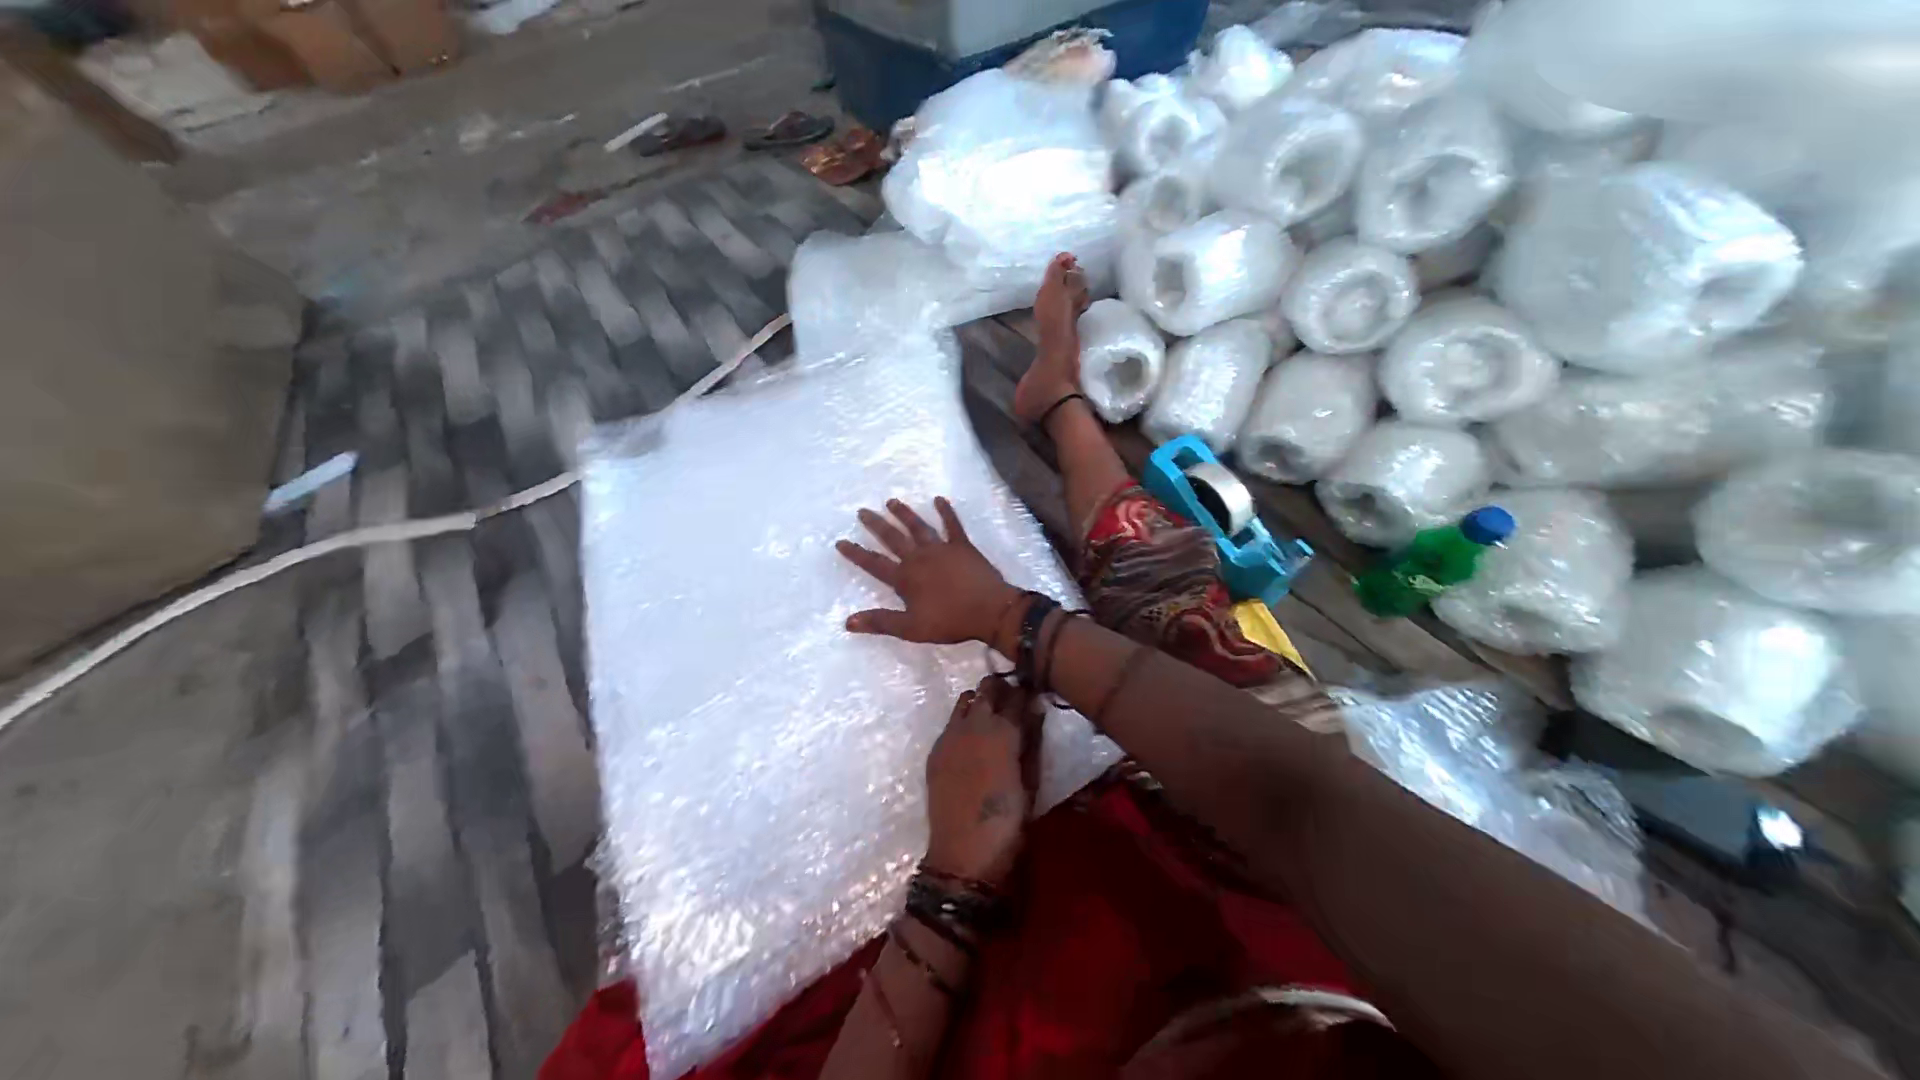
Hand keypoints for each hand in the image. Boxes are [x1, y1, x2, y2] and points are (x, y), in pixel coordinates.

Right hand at [837, 498, 1020, 644]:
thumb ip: (880, 622)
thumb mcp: (911, 628)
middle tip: (863, 511)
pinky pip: (952, 524)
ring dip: (904, 514)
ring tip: (892, 501)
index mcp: (905, 578)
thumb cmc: (950, 621)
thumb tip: (848, 622)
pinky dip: (945, 511)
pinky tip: (939, 499)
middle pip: (893, 538)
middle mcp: (919, 558)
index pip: (874, 564)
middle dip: (876, 525)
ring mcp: (942, 548)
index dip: (856, 553)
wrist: (989, 610)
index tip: (840, 541)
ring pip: (918, 527)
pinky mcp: (962, 546)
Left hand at [924, 676, 1038, 884]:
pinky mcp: (936, 750)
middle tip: (1011, 697)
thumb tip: (1035, 710)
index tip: (1032, 690)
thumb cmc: (1007, 821)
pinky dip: (963, 720)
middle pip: (987, 689)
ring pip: (965, 700)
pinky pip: (951, 722)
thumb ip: (1032, 742)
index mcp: (1004, 732)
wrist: (964, 851)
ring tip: (990, 713)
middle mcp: (974, 725)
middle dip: (1000, 689)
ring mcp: (950, 735)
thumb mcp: (1031, 782)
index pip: (1017, 696)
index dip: (1026, 691)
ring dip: (979, 701)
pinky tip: (971, 737)